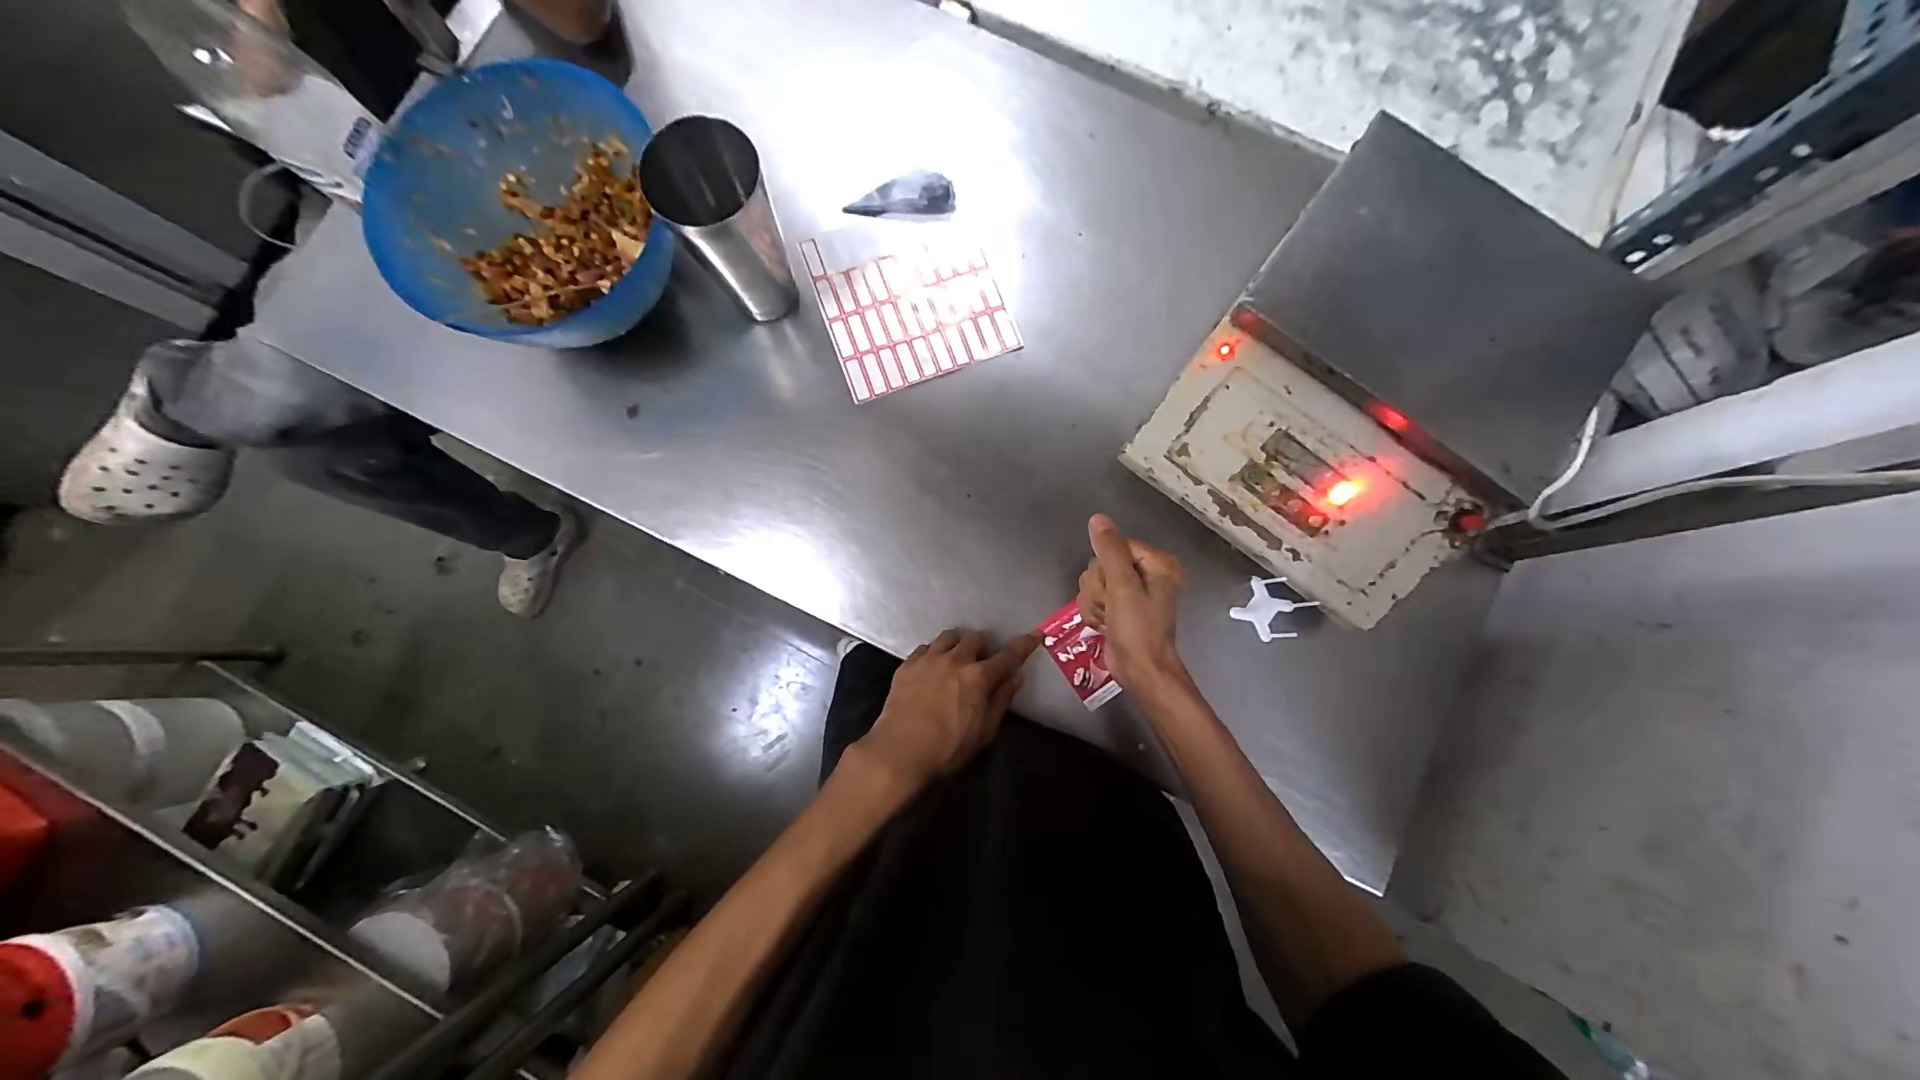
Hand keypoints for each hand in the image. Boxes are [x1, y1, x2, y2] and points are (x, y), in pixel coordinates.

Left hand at [853, 630, 1038, 790]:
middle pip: (976, 639)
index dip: (1024, 644)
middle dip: (984, 647)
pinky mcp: (907, 665)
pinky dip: (935, 652)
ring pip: (949, 637)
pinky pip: (926, 648)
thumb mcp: (984, 731)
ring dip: (959, 644)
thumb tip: (1015, 677)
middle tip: (982, 662)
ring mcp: (928, 659)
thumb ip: (1001, 700)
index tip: (1034, 634)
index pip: (1008, 656)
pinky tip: (933, 667)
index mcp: (978, 677)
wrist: (900, 751)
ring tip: (958, 658)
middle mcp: (955, 660)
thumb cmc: (947, 748)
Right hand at [1077, 514, 1186, 691]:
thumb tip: (1098, 518)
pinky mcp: (1118, 608)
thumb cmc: (1138, 630)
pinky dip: (1095, 614)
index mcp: (1156, 563)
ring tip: (1110, 620)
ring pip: (1092, 582)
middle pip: (1101, 564)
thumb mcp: (1123, 587)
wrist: (1140, 671)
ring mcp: (1130, 592)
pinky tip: (1105, 627)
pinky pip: (1093, 599)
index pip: (1115, 546)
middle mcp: (1145, 573)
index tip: (1115, 588)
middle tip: (1113, 608)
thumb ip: (1109, 550)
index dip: (1107, 568)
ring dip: (1095, 604)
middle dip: (1099, 589)